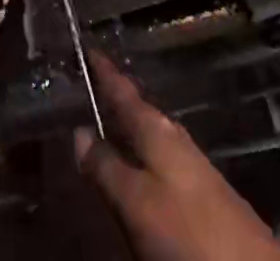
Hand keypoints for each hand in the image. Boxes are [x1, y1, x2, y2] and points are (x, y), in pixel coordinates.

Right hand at [75, 53, 279, 260]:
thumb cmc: (188, 231)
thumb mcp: (135, 201)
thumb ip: (106, 167)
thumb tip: (80, 132)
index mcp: (156, 131)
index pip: (123, 90)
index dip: (104, 70)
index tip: (88, 48)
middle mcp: (174, 139)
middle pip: (137, 110)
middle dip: (113, 98)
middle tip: (86, 86)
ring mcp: (190, 166)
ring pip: (147, 135)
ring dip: (125, 127)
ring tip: (101, 124)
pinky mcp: (199, 194)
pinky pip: (157, 159)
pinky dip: (137, 153)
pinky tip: (130, 167)